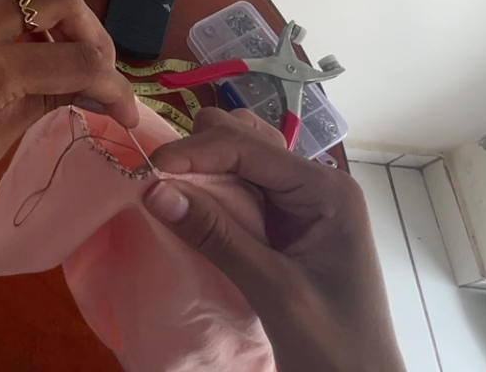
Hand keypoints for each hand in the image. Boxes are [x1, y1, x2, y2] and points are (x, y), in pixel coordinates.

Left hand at [0, 0, 140, 237]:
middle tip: (95, 70)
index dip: (113, 86)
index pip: (75, 61)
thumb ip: (44, 101)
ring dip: (55, 11)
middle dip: (90, 30)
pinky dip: (18, 10)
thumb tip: (94, 87)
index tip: (126, 111)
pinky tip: (20, 45)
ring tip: (61, 53)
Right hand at [142, 108, 405, 371]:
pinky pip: (236, 182)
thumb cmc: (336, 349)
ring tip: (173, 190)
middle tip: (160, 183)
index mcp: (326, 189)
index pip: (248, 145)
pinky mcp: (281, 218)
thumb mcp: (277, 293)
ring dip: (201, 165)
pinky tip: (191, 204)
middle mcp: (313, 181)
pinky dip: (208, 186)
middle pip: (240, 135)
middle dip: (196, 152)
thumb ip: (218, 237)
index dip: (195, 150)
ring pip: (235, 153)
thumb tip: (154, 190)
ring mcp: (298, 198)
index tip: (149, 168)